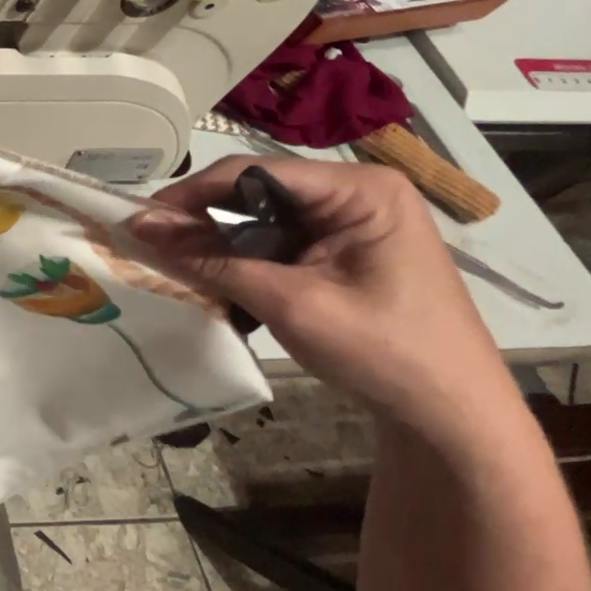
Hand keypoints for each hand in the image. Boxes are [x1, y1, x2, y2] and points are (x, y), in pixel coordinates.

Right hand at [126, 156, 515, 439]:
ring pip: (255, 216)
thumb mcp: (289, 302)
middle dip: (201, 219)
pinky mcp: (339, 249)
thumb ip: (212, 258)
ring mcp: (349, 221)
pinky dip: (238, 258)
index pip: (252, 172)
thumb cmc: (384, 353)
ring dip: (216, 242)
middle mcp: (355, 193)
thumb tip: (138, 224)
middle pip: (251, 191)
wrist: (452, 418)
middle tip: (151, 245)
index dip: (191, 193)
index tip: (141, 221)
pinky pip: (271, 239)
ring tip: (175, 263)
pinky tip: (214, 279)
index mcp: (361, 190)